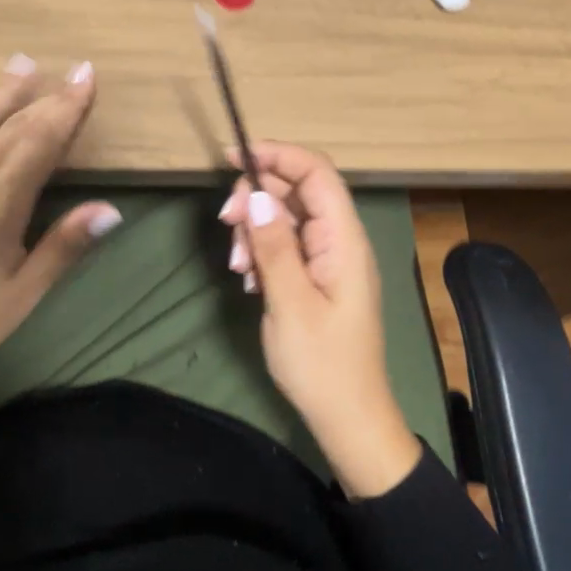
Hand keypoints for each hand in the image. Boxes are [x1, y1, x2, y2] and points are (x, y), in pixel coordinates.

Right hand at [219, 142, 421, 497]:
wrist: (347, 416)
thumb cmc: (323, 364)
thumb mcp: (290, 304)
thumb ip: (273, 246)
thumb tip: (254, 195)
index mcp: (344, 240)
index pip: (316, 172)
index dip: (277, 154)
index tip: (232, 158)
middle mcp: (340, 240)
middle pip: (296, 191)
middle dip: (255, 198)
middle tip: (224, 226)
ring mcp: (329, 259)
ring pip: (285, 218)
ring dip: (254, 231)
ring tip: (238, 269)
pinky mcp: (317, 277)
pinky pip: (285, 246)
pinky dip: (262, 253)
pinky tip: (249, 282)